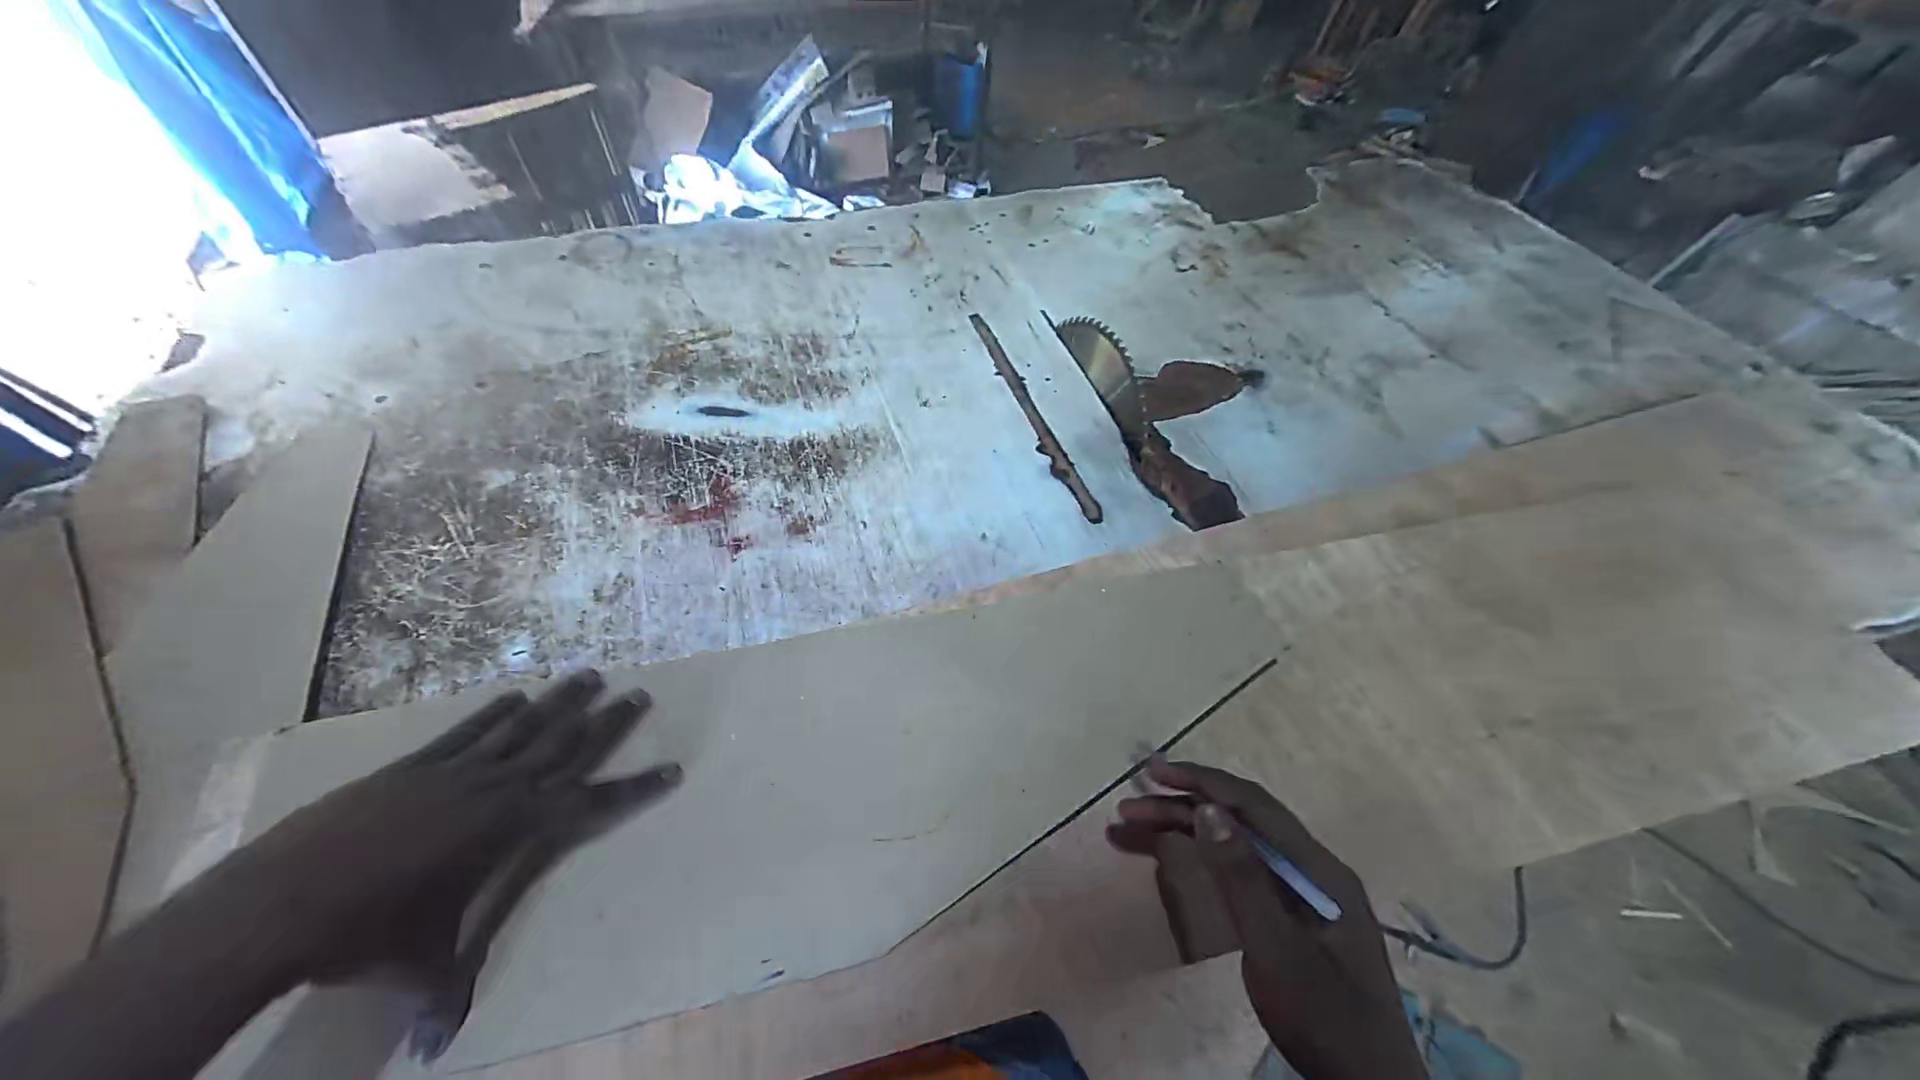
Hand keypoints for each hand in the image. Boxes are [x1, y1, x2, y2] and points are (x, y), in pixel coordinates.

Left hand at [185, 670, 682, 1000]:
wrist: (278, 903)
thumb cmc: (367, 936)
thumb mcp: (419, 968)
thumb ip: (444, 995)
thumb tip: (438, 1049)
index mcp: (515, 830)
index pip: (593, 803)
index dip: (637, 788)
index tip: (673, 768)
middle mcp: (497, 790)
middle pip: (567, 746)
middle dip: (608, 721)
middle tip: (638, 694)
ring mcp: (455, 772)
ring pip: (523, 726)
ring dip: (560, 701)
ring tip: (588, 675)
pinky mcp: (413, 767)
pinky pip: (468, 730)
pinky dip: (495, 711)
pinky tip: (514, 694)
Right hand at [1107, 760, 1424, 1079]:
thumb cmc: (1324, 1020)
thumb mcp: (1277, 950)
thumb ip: (1243, 878)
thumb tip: (1208, 810)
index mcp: (1318, 869)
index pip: (1254, 805)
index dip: (1203, 781)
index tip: (1154, 773)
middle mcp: (1309, 869)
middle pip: (1239, 820)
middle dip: (1182, 806)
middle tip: (1130, 806)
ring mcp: (1297, 892)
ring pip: (1233, 843)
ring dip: (1184, 829)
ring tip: (1131, 826)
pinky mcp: (1285, 913)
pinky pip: (1236, 870)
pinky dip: (1199, 858)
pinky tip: (1167, 854)